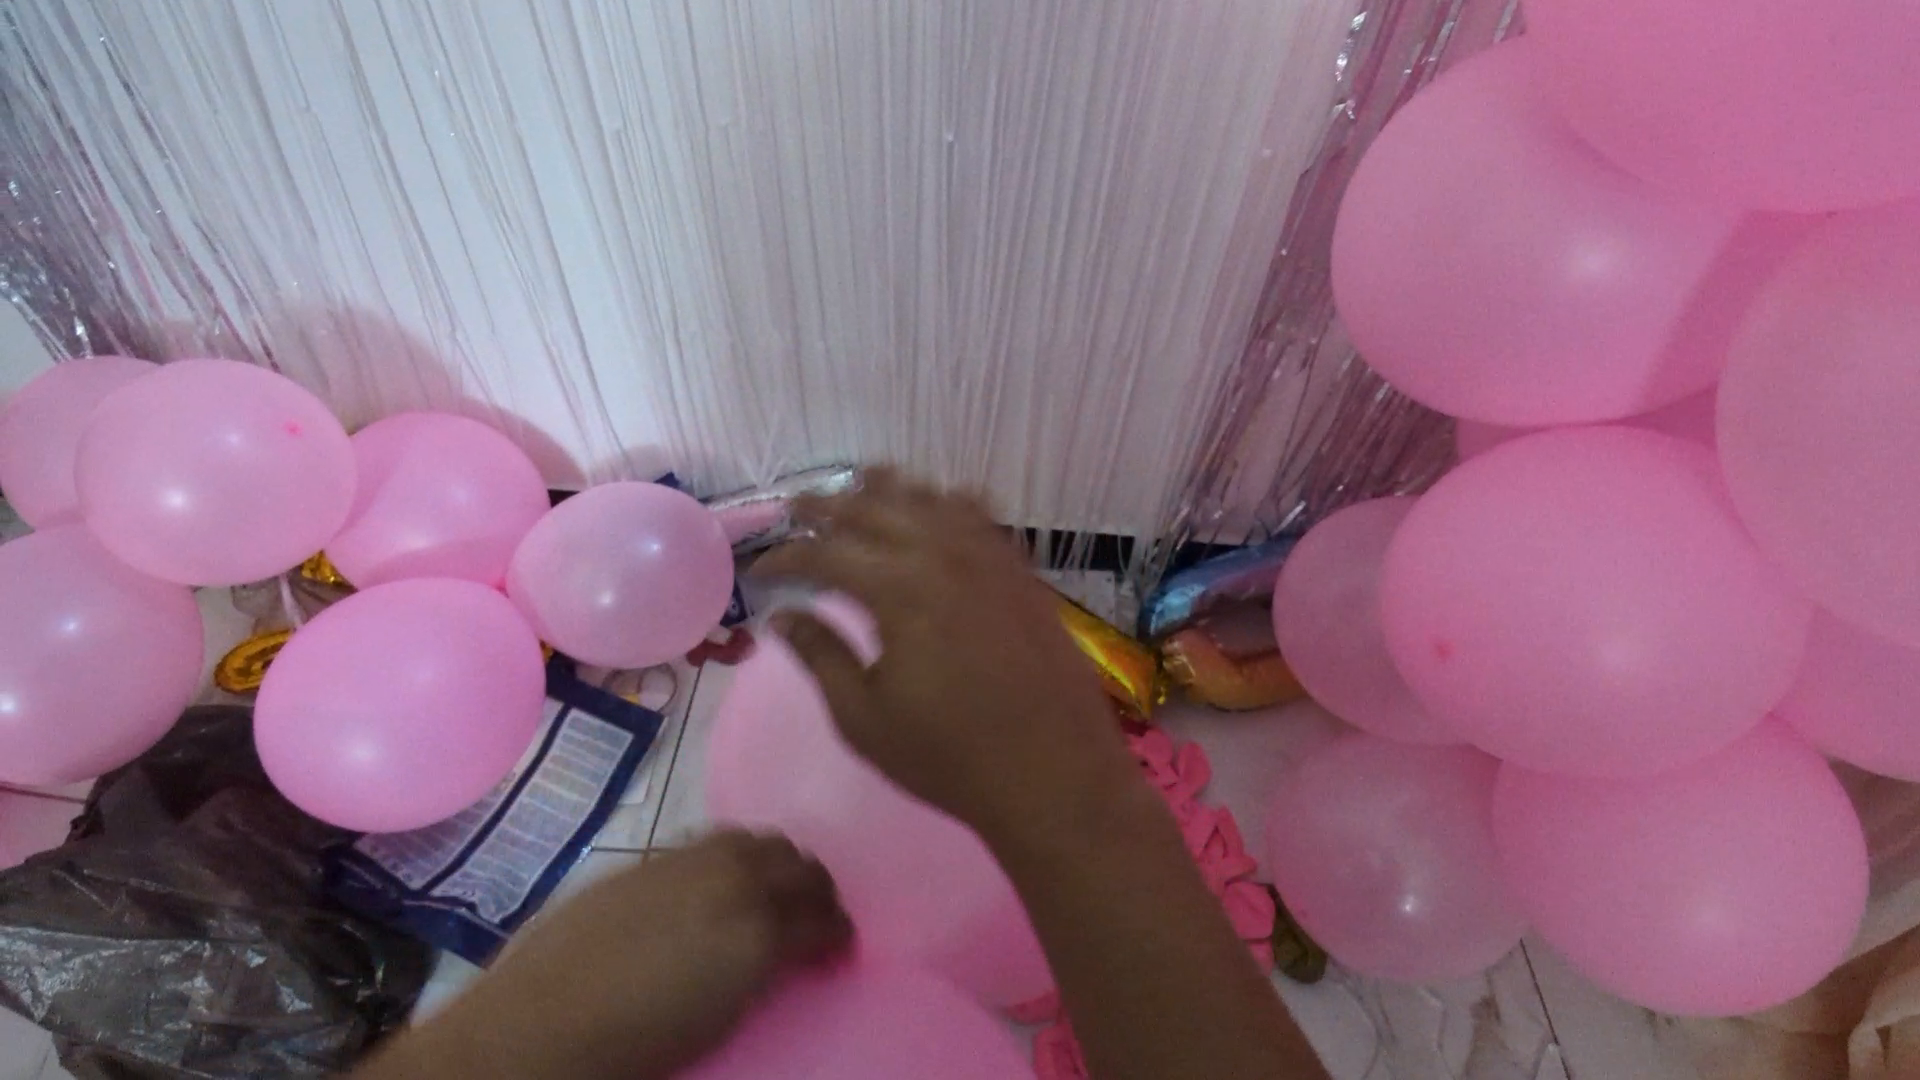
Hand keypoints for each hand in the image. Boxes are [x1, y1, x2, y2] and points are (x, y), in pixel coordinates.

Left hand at [356, 832, 850, 1079]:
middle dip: (816, 890)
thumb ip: (766, 968)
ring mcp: (696, 859)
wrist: (538, 1026)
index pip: (824, 918)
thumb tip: (785, 950)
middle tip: (813, 917)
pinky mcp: (659, 854)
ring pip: (763, 841)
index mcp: (759, 930)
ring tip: (770, 892)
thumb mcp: (723, 1018)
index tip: (839, 946)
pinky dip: (738, 856)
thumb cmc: (638, 1045)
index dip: (839, 933)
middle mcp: (736, 880)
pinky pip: (720, 839)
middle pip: (801, 866)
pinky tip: (723, 880)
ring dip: (779, 864)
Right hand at [753, 469, 1138, 843]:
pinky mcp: (1020, 571)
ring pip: (930, 499)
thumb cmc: (949, 756)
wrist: (1053, 773)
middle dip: (827, 506)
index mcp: (898, 589)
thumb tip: (780, 616)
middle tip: (796, 509)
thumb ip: (820, 656)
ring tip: (858, 488)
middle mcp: (944, 555)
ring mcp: (990, 557)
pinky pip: (979, 515)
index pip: (826, 554)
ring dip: (887, 490)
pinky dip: (946, 503)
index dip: (786, 558)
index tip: (760, 569)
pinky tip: (935, 509)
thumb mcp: (864, 718)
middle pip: (875, 509)